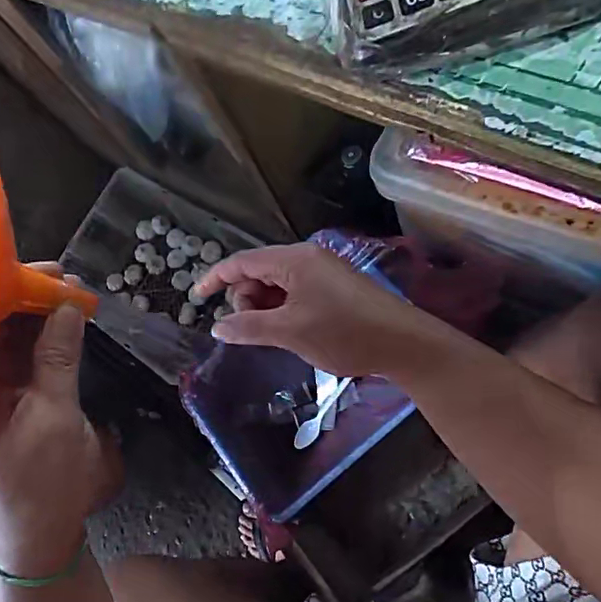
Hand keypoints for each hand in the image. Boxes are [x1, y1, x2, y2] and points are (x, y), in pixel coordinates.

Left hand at [0, 272, 114, 576]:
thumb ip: (58, 357)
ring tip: (75, 296)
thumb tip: (70, 306)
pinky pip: (23, 358)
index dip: (6, 291)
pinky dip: (46, 341)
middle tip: (68, 281)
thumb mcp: (53, 415)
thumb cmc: (36, 480)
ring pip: (8, 338)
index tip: (48, 273)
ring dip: (40, 318)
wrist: (38, 534)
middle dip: (26, 300)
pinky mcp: (8, 398)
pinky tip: (69, 324)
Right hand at [195, 243, 451, 377]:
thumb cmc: (344, 334)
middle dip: (246, 299)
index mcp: (293, 259)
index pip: (241, 261)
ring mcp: (324, 272)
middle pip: (258, 272)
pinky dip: (285, 310)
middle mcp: (307, 258)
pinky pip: (297, 293)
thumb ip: (249, 327)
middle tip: (255, 330)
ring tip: (276, 336)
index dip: (215, 278)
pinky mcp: (337, 288)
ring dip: (266, 308)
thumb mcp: (289, 332)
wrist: (403, 343)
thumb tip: (218, 326)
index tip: (196, 298)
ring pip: (278, 285)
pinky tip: (293, 332)